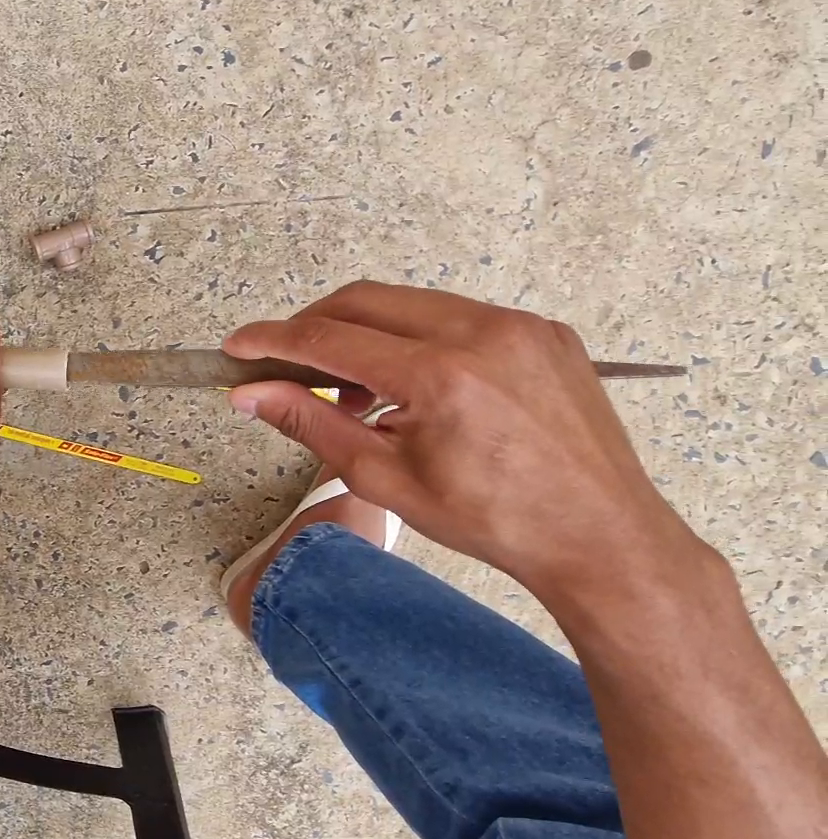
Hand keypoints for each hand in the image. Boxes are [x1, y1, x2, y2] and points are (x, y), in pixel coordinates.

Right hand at [223, 281, 696, 590]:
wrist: (603, 538)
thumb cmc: (490, 519)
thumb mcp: (381, 475)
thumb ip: (308, 422)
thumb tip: (249, 394)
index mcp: (441, 375)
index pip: (328, 338)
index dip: (271, 339)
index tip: (236, 346)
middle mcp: (483, 333)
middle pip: (362, 300)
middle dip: (310, 326)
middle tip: (283, 365)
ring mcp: (519, 326)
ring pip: (406, 302)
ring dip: (359, 332)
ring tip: (348, 388)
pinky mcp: (541, 331)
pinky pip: (452, 314)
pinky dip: (409, 337)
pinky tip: (404, 384)